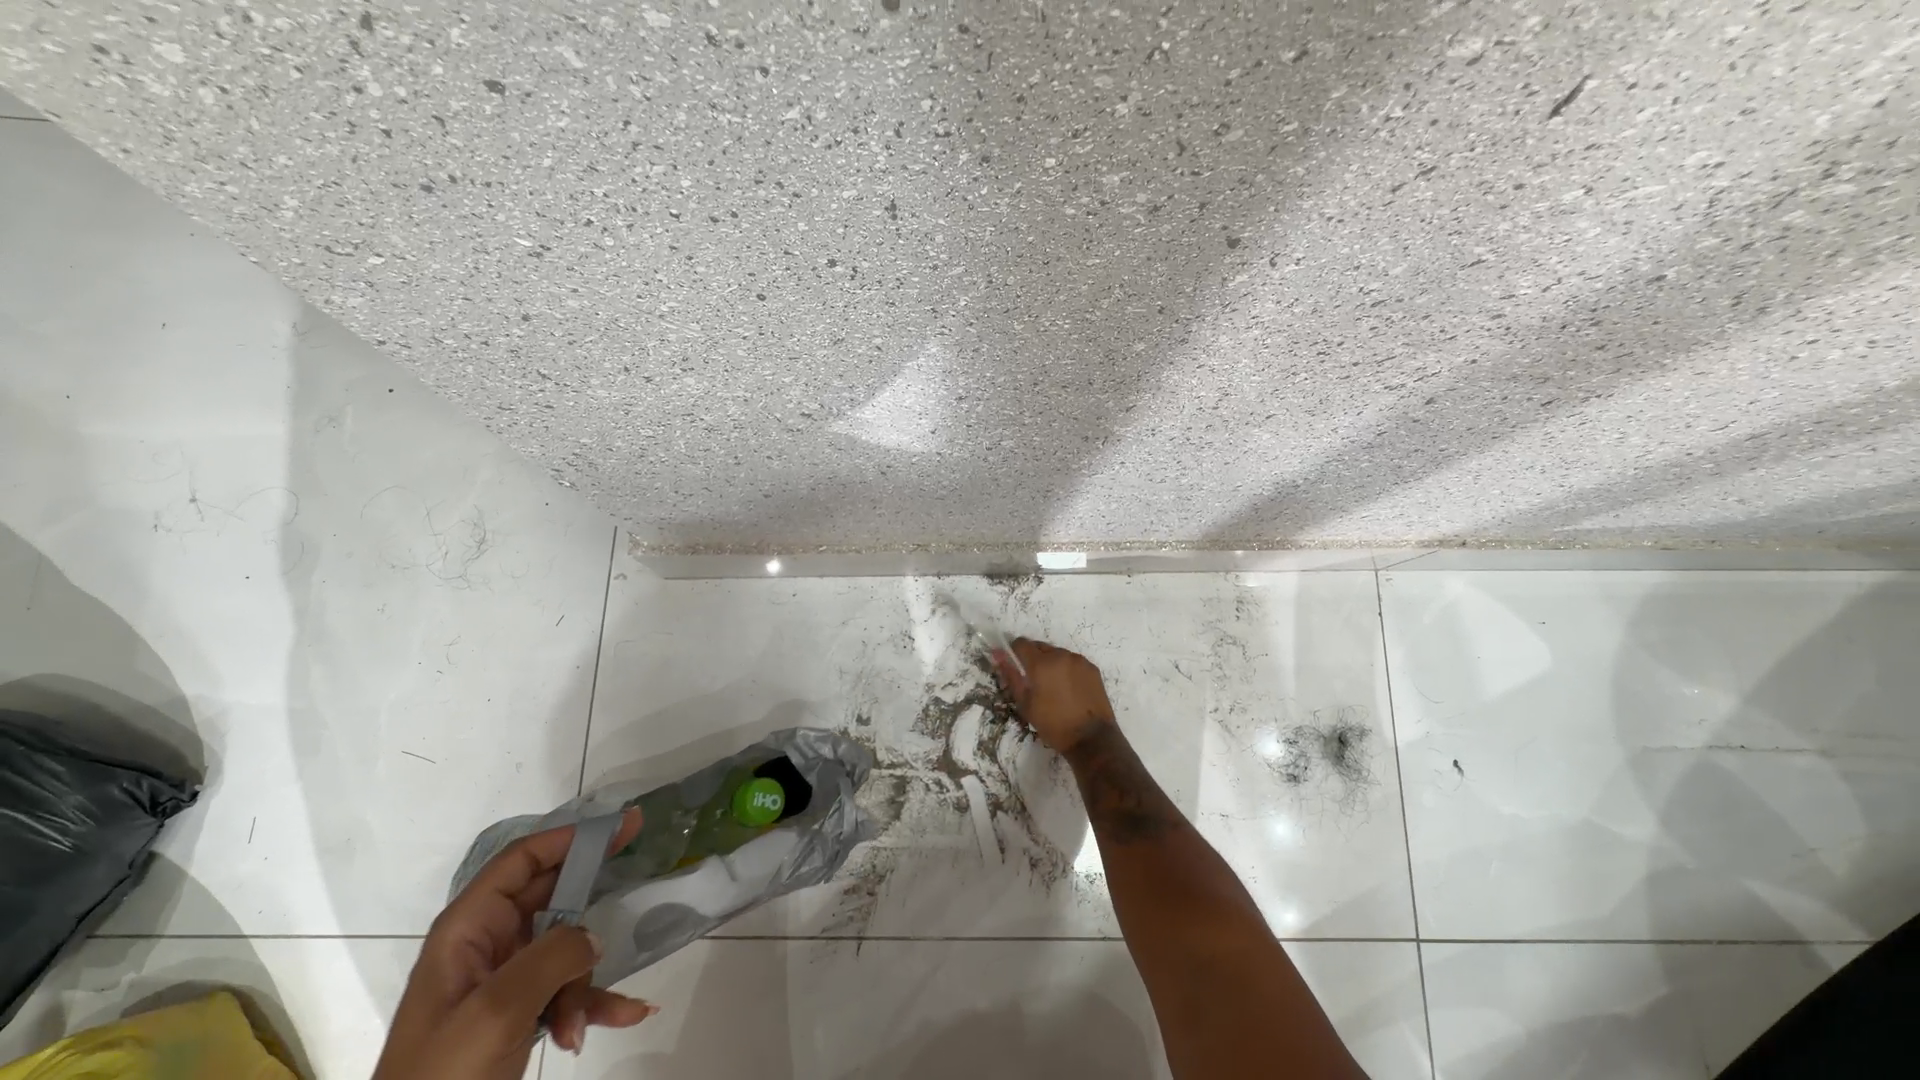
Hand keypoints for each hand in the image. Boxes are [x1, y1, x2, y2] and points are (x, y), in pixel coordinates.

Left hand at [373, 810, 655, 1078]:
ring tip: (579, 1025)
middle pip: (551, 898)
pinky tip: (627, 1014)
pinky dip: (594, 1003)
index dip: (572, 836)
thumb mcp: (497, 1011)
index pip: (523, 860)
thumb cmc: (444, 1073)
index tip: (623, 825)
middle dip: (591, 900)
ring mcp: (502, 980)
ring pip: (566, 950)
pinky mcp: (518, 1013)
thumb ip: (551, 958)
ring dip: (584, 982)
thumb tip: (593, 934)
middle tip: (640, 865)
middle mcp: (485, 944)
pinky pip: (568, 990)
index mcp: (468, 929)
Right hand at [990, 638, 1118, 753]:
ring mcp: (1079, 661)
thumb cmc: (1052, 724)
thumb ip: (1011, 676)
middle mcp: (1060, 655)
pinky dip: (1067, 669)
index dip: (1014, 652)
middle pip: (1040, 647)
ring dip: (1051, 663)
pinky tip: (1069, 689)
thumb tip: (998, 655)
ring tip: (1053, 686)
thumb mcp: (1025, 704)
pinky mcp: (1092, 668)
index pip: (1021, 643)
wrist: (1091, 738)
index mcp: (1041, 664)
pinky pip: (1073, 662)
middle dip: (1033, 658)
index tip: (1015, 665)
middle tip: (1034, 680)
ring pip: (1057, 653)